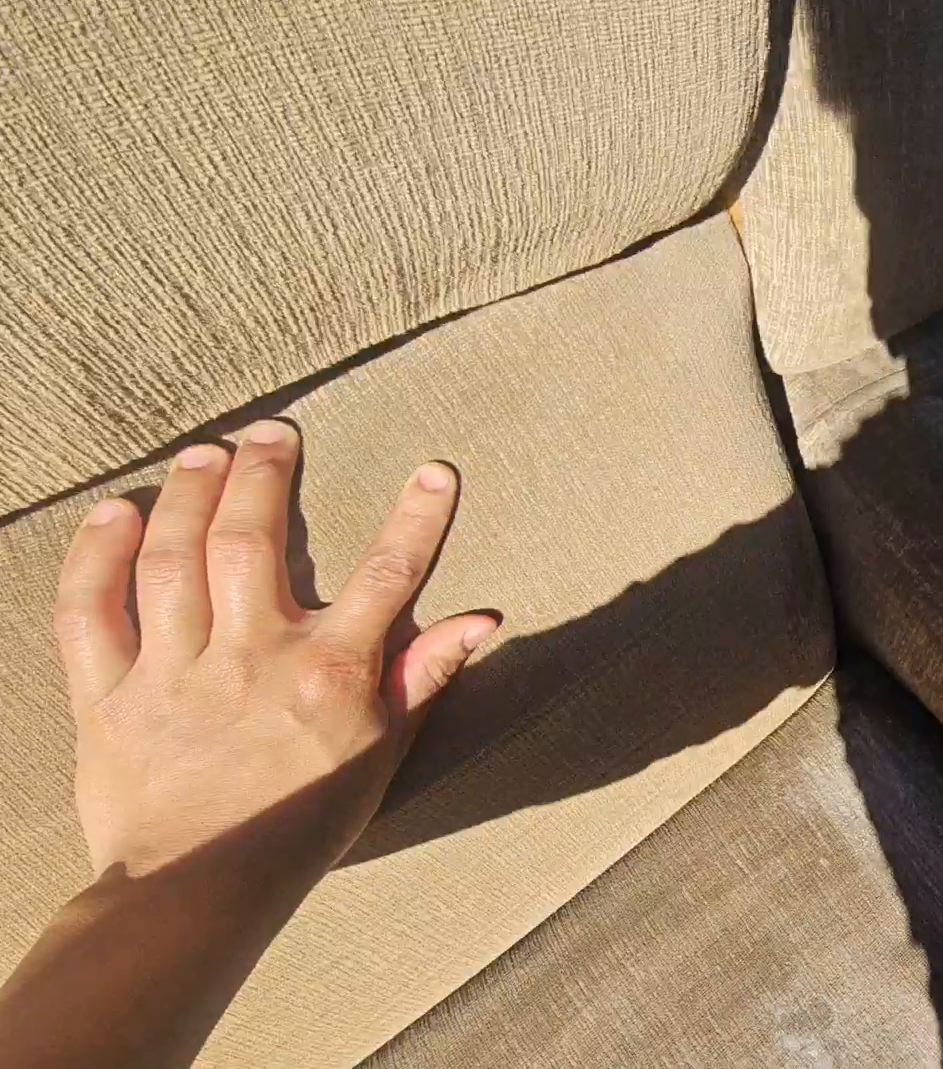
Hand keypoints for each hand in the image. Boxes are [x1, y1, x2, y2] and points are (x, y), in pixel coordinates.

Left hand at [51, 420, 495, 886]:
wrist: (205, 881)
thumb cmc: (314, 810)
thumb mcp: (391, 742)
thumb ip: (429, 671)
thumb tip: (484, 620)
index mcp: (331, 669)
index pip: (388, 576)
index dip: (416, 518)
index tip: (435, 472)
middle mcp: (251, 656)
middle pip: (249, 544)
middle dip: (262, 478)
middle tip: (272, 432)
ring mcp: (171, 672)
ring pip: (166, 563)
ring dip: (185, 496)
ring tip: (203, 451)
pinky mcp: (106, 695)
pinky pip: (86, 614)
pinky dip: (93, 556)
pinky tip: (112, 512)